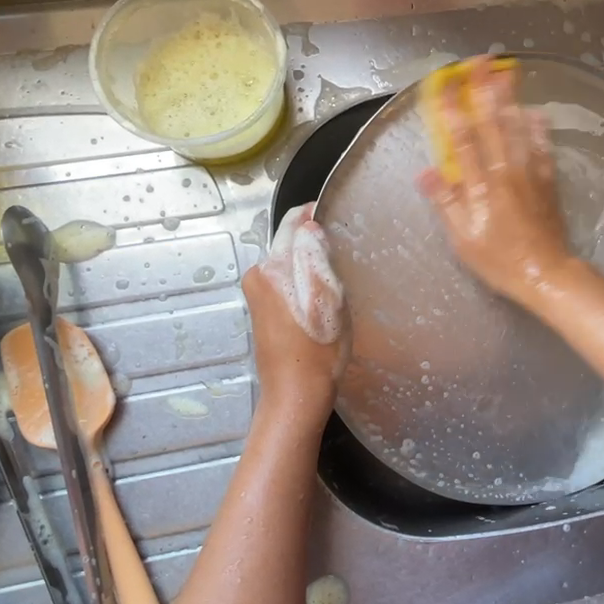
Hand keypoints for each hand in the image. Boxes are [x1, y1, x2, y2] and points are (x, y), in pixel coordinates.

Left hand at [243, 204, 347, 418]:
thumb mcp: (328, 298)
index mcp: (272, 268)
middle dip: (315, 239)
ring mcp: (259, 294)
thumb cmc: (318, 350)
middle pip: (290, 242)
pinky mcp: (265, 310)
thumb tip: (311, 226)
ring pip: (290, 262)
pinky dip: (305, 281)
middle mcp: (258, 276)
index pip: (292, 224)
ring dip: (312, 262)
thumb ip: (317, 257)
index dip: (314, 214)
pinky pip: (288, 280)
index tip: (335, 210)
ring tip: (339, 272)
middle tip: (345, 247)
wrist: (297, 393)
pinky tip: (323, 297)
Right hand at [418, 57, 579, 307]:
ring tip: (507, 72)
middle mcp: (505, 172)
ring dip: (511, 99)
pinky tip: (536, 112)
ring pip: (518, 129)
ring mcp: (529, 174)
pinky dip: (538, 128)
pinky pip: (542, 148)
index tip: (445, 83)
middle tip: (481, 61)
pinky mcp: (547, 182)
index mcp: (480, 186)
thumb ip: (446, 203)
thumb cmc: (499, 260)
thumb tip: (425, 172)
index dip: (453, 109)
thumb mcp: (463, 239)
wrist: (546, 274)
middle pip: (493, 123)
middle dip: (485, 90)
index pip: (463, 139)